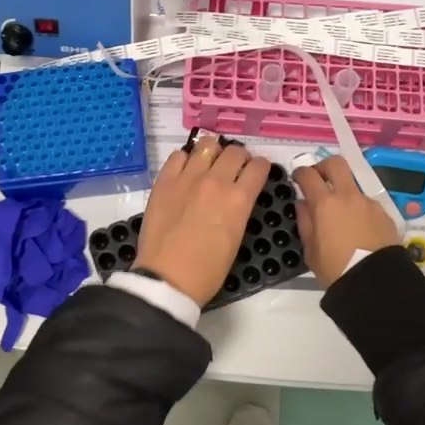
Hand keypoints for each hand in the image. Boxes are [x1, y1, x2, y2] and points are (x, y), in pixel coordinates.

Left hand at [136, 137, 271, 305]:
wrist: (168, 278)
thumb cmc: (208, 270)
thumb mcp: (236, 238)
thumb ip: (238, 210)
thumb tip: (236, 197)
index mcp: (239, 199)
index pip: (259, 167)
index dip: (260, 167)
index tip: (257, 171)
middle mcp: (215, 181)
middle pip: (235, 152)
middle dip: (240, 157)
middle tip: (235, 167)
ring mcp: (187, 178)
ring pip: (207, 146)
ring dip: (214, 152)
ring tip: (210, 162)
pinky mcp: (164, 181)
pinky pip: (178, 156)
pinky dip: (186, 159)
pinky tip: (186, 169)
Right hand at [291, 157, 400, 285]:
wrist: (375, 283)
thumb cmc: (336, 269)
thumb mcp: (310, 250)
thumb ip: (305, 222)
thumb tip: (303, 204)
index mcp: (325, 203)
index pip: (308, 174)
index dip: (300, 173)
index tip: (297, 179)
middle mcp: (348, 196)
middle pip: (336, 163)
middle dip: (324, 167)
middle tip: (319, 180)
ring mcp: (369, 203)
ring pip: (353, 186)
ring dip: (344, 193)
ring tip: (341, 216)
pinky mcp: (384, 214)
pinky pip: (367, 204)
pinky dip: (359, 210)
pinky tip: (358, 230)